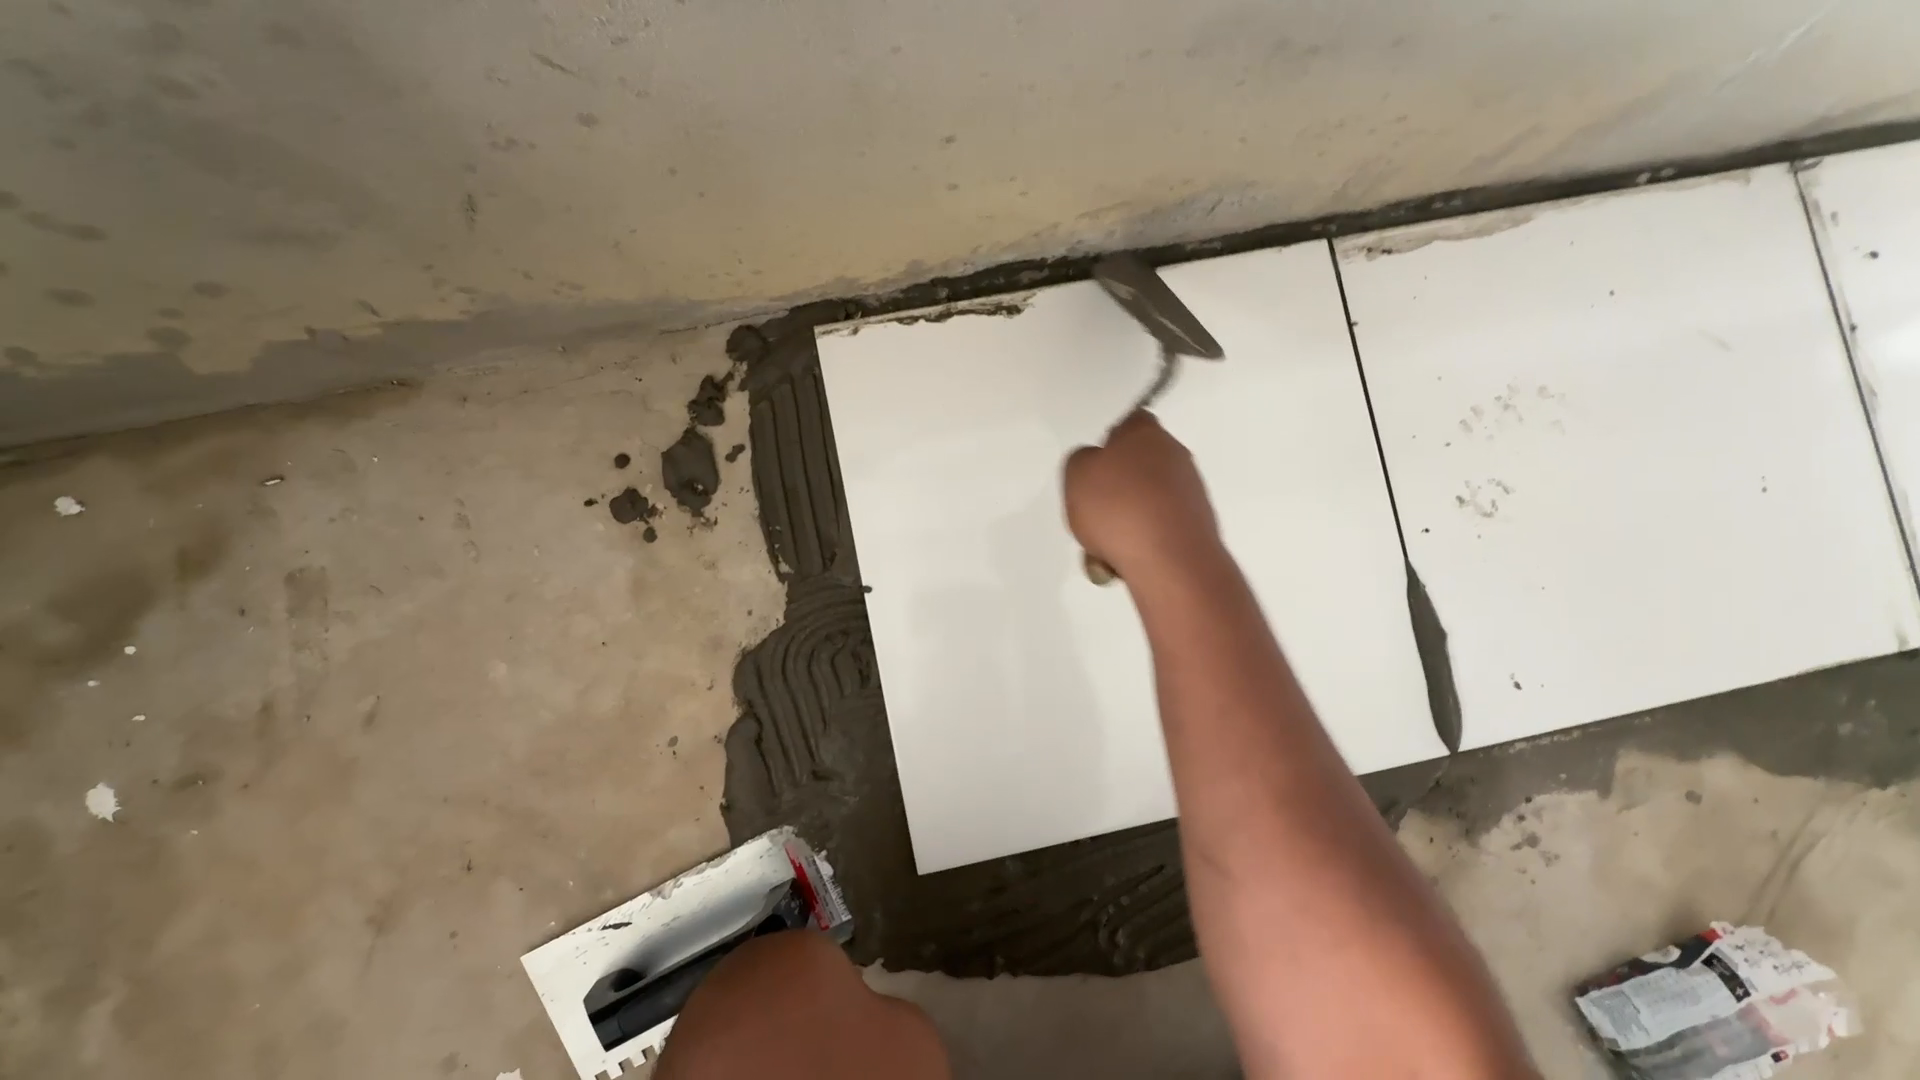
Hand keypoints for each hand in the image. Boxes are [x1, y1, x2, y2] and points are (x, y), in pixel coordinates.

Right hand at [1063, 411, 1222, 585]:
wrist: (1168, 559)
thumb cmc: (1117, 508)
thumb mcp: (1076, 475)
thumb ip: (1082, 461)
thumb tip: (1095, 462)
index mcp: (1145, 434)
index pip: (1131, 422)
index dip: (1111, 442)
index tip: (1096, 466)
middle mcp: (1175, 455)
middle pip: (1141, 463)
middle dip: (1119, 485)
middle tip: (1095, 510)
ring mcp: (1191, 490)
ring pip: (1150, 498)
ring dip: (1130, 516)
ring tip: (1107, 544)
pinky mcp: (1198, 523)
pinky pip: (1162, 525)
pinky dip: (1145, 537)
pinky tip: (1129, 557)